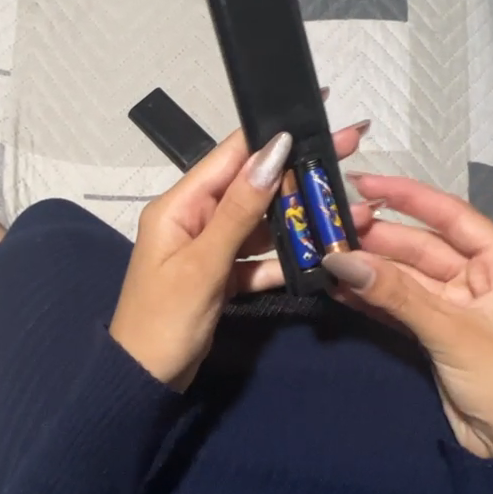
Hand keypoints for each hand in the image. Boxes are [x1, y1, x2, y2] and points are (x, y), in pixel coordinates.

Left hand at [109, 116, 373, 389]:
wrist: (145, 381)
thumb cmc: (163, 321)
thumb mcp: (202, 264)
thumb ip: (239, 210)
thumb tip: (272, 151)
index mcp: (178, 206)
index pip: (229, 157)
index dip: (271, 135)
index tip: (315, 113)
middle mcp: (194, 220)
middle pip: (251, 188)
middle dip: (296, 175)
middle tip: (347, 152)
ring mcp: (209, 250)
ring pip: (260, 225)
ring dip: (297, 219)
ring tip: (345, 208)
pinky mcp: (221, 278)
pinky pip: (258, 260)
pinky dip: (284, 259)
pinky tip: (320, 252)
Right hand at [321, 174, 492, 457]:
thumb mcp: (452, 331)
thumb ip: (396, 294)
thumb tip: (338, 260)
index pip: (451, 216)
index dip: (408, 197)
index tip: (364, 183)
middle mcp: (481, 278)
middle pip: (423, 247)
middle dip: (379, 239)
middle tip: (330, 229)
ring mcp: (456, 308)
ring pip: (406, 279)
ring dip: (370, 271)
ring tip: (324, 256)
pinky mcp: (436, 335)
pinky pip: (400, 308)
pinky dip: (373, 300)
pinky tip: (339, 290)